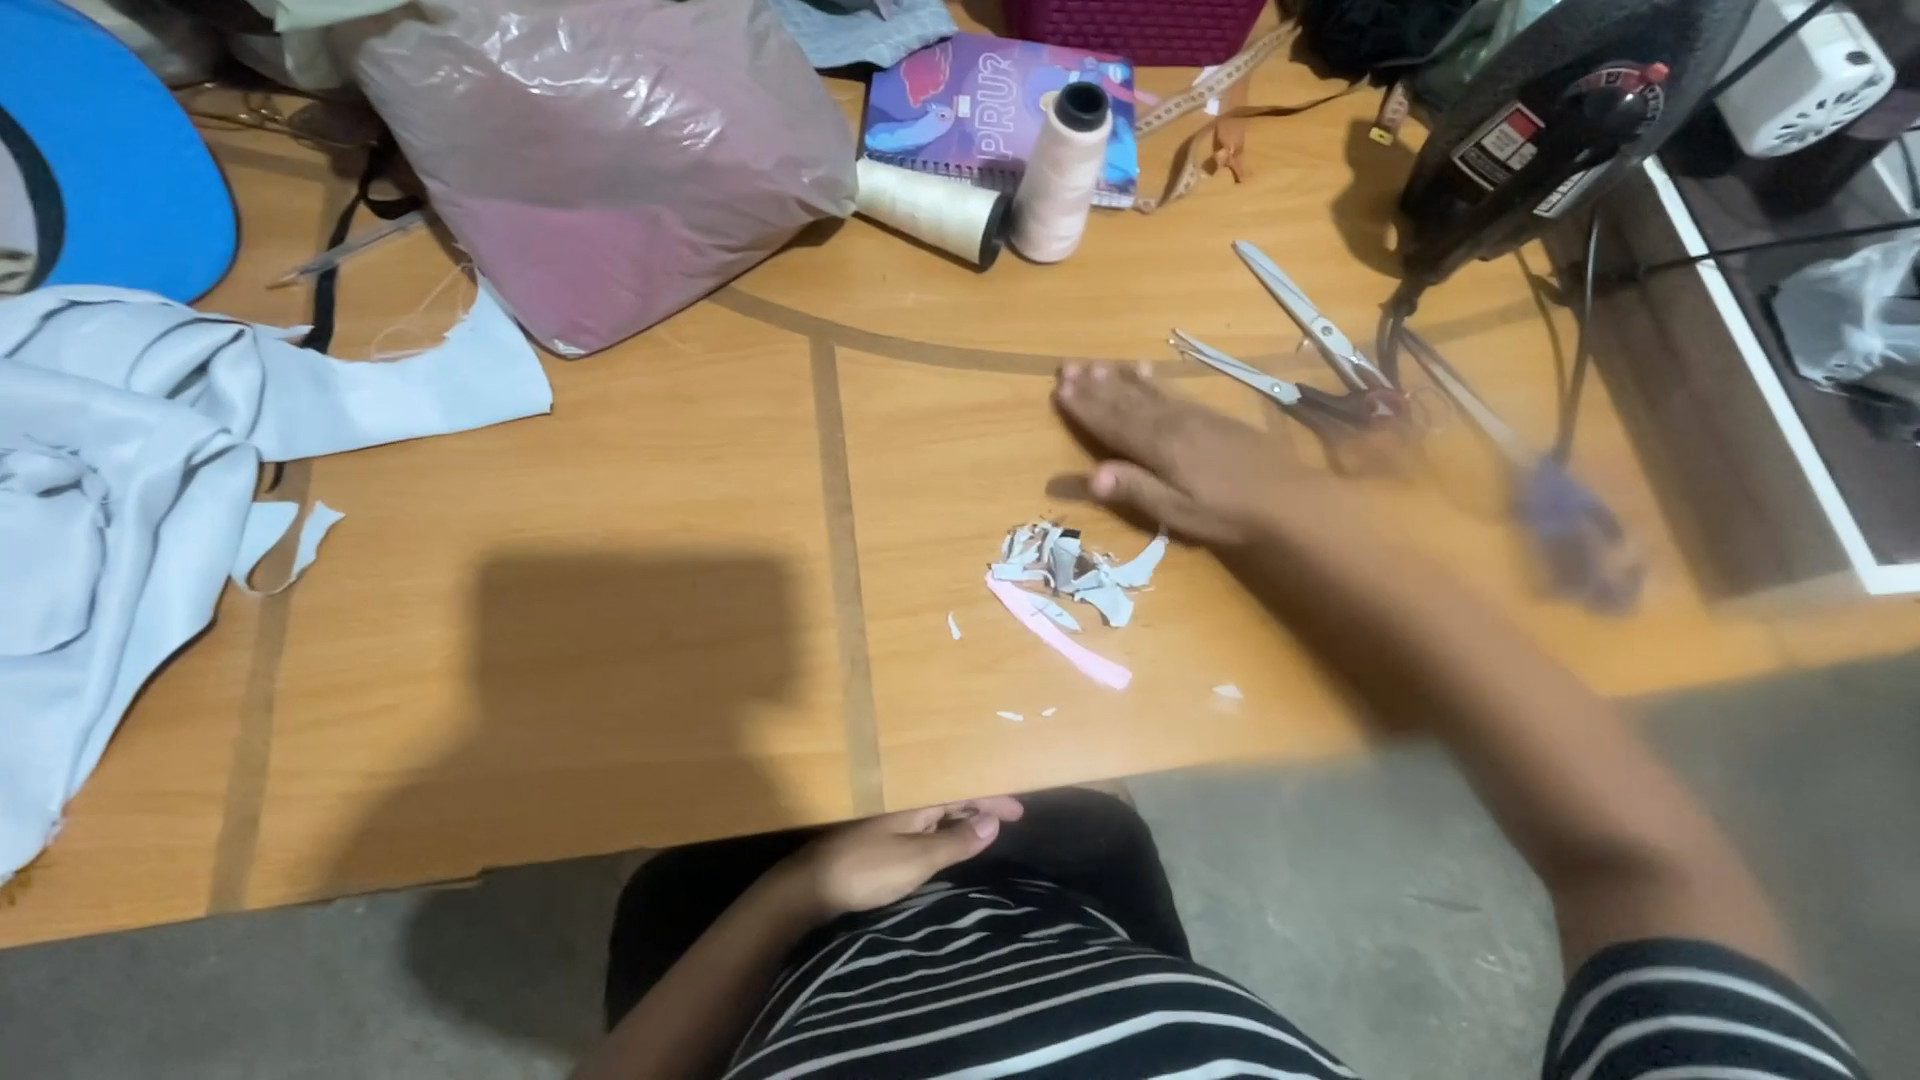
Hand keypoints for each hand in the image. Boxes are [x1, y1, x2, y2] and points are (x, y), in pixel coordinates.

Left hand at [779, 797, 1024, 919]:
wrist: (810, 887)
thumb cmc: (866, 870)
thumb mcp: (917, 860)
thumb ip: (955, 841)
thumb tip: (992, 822)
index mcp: (916, 802)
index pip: (963, 791)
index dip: (992, 799)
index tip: (1020, 810)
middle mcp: (905, 804)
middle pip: (951, 797)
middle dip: (981, 804)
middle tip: (1011, 817)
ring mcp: (891, 821)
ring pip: (937, 812)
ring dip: (964, 816)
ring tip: (988, 825)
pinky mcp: (881, 839)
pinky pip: (925, 825)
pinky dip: (945, 829)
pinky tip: (950, 839)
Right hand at [1053, 363, 1323, 545]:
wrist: (1286, 498)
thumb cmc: (1226, 513)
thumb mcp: (1177, 511)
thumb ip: (1134, 490)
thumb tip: (1090, 477)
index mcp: (1159, 446)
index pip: (1113, 423)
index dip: (1085, 408)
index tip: (1059, 390)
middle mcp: (1171, 422)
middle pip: (1125, 401)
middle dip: (1093, 386)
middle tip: (1066, 366)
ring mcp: (1192, 415)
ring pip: (1145, 390)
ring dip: (1116, 378)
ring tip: (1093, 364)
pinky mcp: (1210, 415)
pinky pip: (1170, 389)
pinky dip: (1149, 378)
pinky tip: (1142, 369)